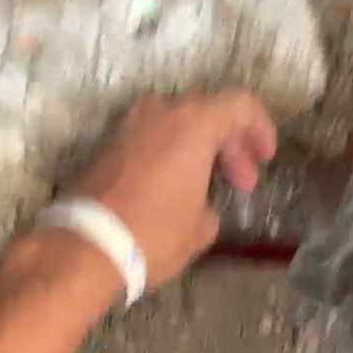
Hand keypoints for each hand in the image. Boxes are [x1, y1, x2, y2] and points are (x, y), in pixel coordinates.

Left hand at [65, 91, 277, 286]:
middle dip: (229, 147)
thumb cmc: (153, 234)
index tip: (265, 157)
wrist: (86, 246)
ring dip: (197, 151)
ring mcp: (128, 125)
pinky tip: (175, 190)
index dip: (260, 129)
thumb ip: (211, 206)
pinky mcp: (106, 145)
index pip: (239, 105)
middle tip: (242, 183)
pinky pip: (150, 141)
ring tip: (207, 189)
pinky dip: (169, 157)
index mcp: (193, 122)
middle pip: (206, 114)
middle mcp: (160, 111)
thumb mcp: (200, 229)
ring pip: (175, 126)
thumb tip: (202, 205)